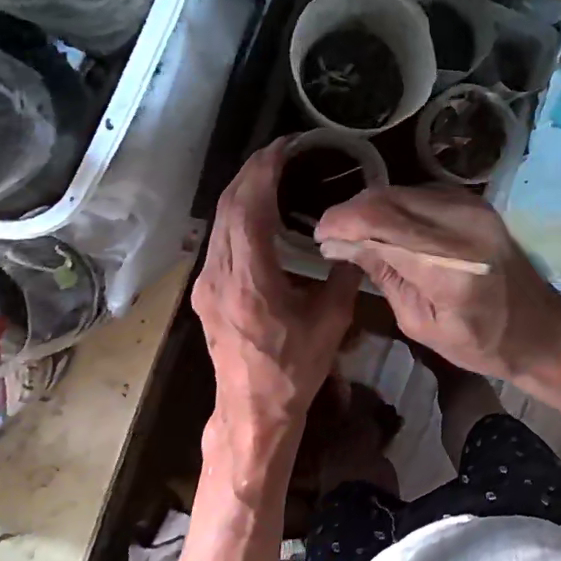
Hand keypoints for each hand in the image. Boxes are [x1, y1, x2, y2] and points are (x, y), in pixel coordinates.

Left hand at [193, 140, 360, 436]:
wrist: (253, 413)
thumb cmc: (295, 371)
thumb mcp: (331, 322)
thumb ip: (344, 275)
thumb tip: (354, 238)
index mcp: (250, 282)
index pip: (248, 209)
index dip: (264, 171)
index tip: (285, 147)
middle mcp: (220, 276)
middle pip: (227, 206)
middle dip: (252, 171)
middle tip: (282, 149)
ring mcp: (207, 283)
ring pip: (219, 220)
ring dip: (242, 189)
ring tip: (273, 169)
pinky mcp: (206, 290)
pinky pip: (219, 237)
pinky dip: (237, 212)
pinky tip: (259, 207)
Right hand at [315, 187, 560, 383]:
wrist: (541, 326)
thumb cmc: (481, 343)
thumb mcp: (421, 324)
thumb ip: (383, 275)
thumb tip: (340, 244)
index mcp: (449, 266)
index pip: (380, 222)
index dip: (341, 222)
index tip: (319, 237)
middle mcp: (462, 224)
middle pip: (387, 198)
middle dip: (350, 213)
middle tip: (332, 237)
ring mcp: (472, 207)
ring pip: (401, 191)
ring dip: (371, 208)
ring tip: (355, 235)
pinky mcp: (475, 201)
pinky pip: (420, 193)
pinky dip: (395, 207)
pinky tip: (386, 228)